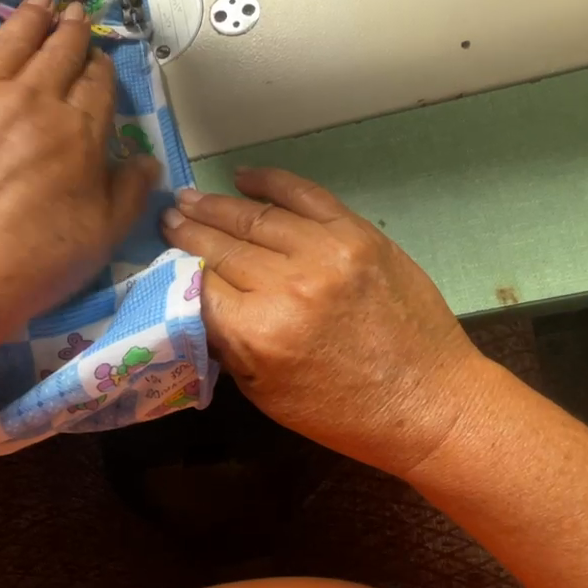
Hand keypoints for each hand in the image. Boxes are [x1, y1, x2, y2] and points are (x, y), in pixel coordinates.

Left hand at [0, 0, 160, 348]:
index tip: (100, 60)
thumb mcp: (98, 241)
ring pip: (11, 37)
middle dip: (73, 30)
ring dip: (31, 15)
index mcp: (78, 133)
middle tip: (77, 12)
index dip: (101, 68)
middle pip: (58, 52)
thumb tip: (145, 160)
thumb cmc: (26, 268)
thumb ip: (127, 196)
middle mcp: (32, 98)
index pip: (97, 85)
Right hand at [161, 168, 488, 477]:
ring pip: (256, 216)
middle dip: (187, 229)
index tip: (159, 251)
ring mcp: (326, 251)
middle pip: (220, 245)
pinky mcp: (359, 234)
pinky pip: (306, 194)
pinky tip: (244, 176)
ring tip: (190, 197)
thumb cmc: (338, 412)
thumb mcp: (263, 392)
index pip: (197, 284)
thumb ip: (225, 340)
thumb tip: (194, 297)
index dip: (174, 267)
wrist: (427, 402)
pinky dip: (271, 181)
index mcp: (257, 331)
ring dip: (217, 205)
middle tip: (165, 216)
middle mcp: (286, 282)